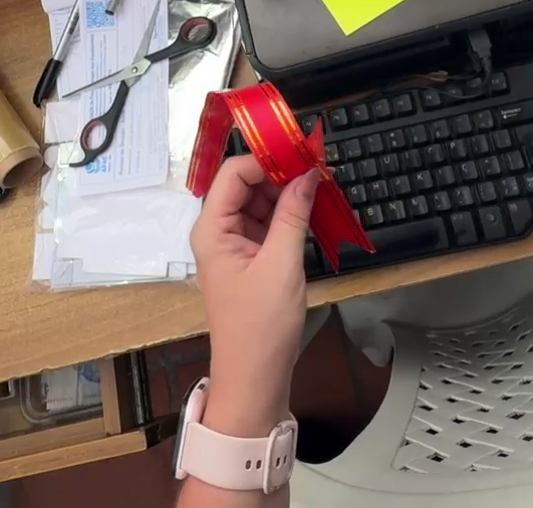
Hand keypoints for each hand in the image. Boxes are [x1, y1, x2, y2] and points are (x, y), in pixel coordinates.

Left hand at [189, 155, 319, 435]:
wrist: (255, 380)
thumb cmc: (261, 326)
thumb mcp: (282, 264)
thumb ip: (294, 214)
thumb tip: (308, 172)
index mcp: (212, 227)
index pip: (234, 172)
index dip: (266, 157)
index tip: (301, 152)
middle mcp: (218, 229)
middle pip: (247, 183)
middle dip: (281, 172)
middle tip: (318, 166)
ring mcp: (234, 242)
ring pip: (260, 200)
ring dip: (288, 191)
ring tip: (320, 184)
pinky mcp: (251, 255)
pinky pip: (268, 220)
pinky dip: (288, 212)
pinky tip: (312, 208)